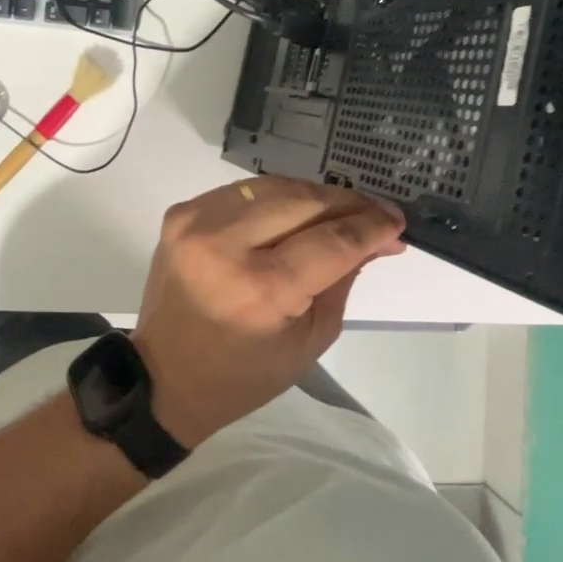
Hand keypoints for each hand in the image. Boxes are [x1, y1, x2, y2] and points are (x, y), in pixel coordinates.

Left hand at [130, 176, 406, 447]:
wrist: (165, 375)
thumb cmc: (244, 374)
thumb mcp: (309, 338)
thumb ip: (343, 279)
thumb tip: (378, 238)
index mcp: (260, 289)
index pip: (330, 241)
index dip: (370, 227)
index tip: (397, 222)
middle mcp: (224, 244)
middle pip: (302, 201)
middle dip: (347, 203)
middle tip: (377, 213)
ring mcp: (195, 222)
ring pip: (272, 186)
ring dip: (313, 196)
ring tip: (341, 210)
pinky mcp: (180, 213)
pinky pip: (241, 191)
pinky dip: (274, 198)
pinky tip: (295, 212)